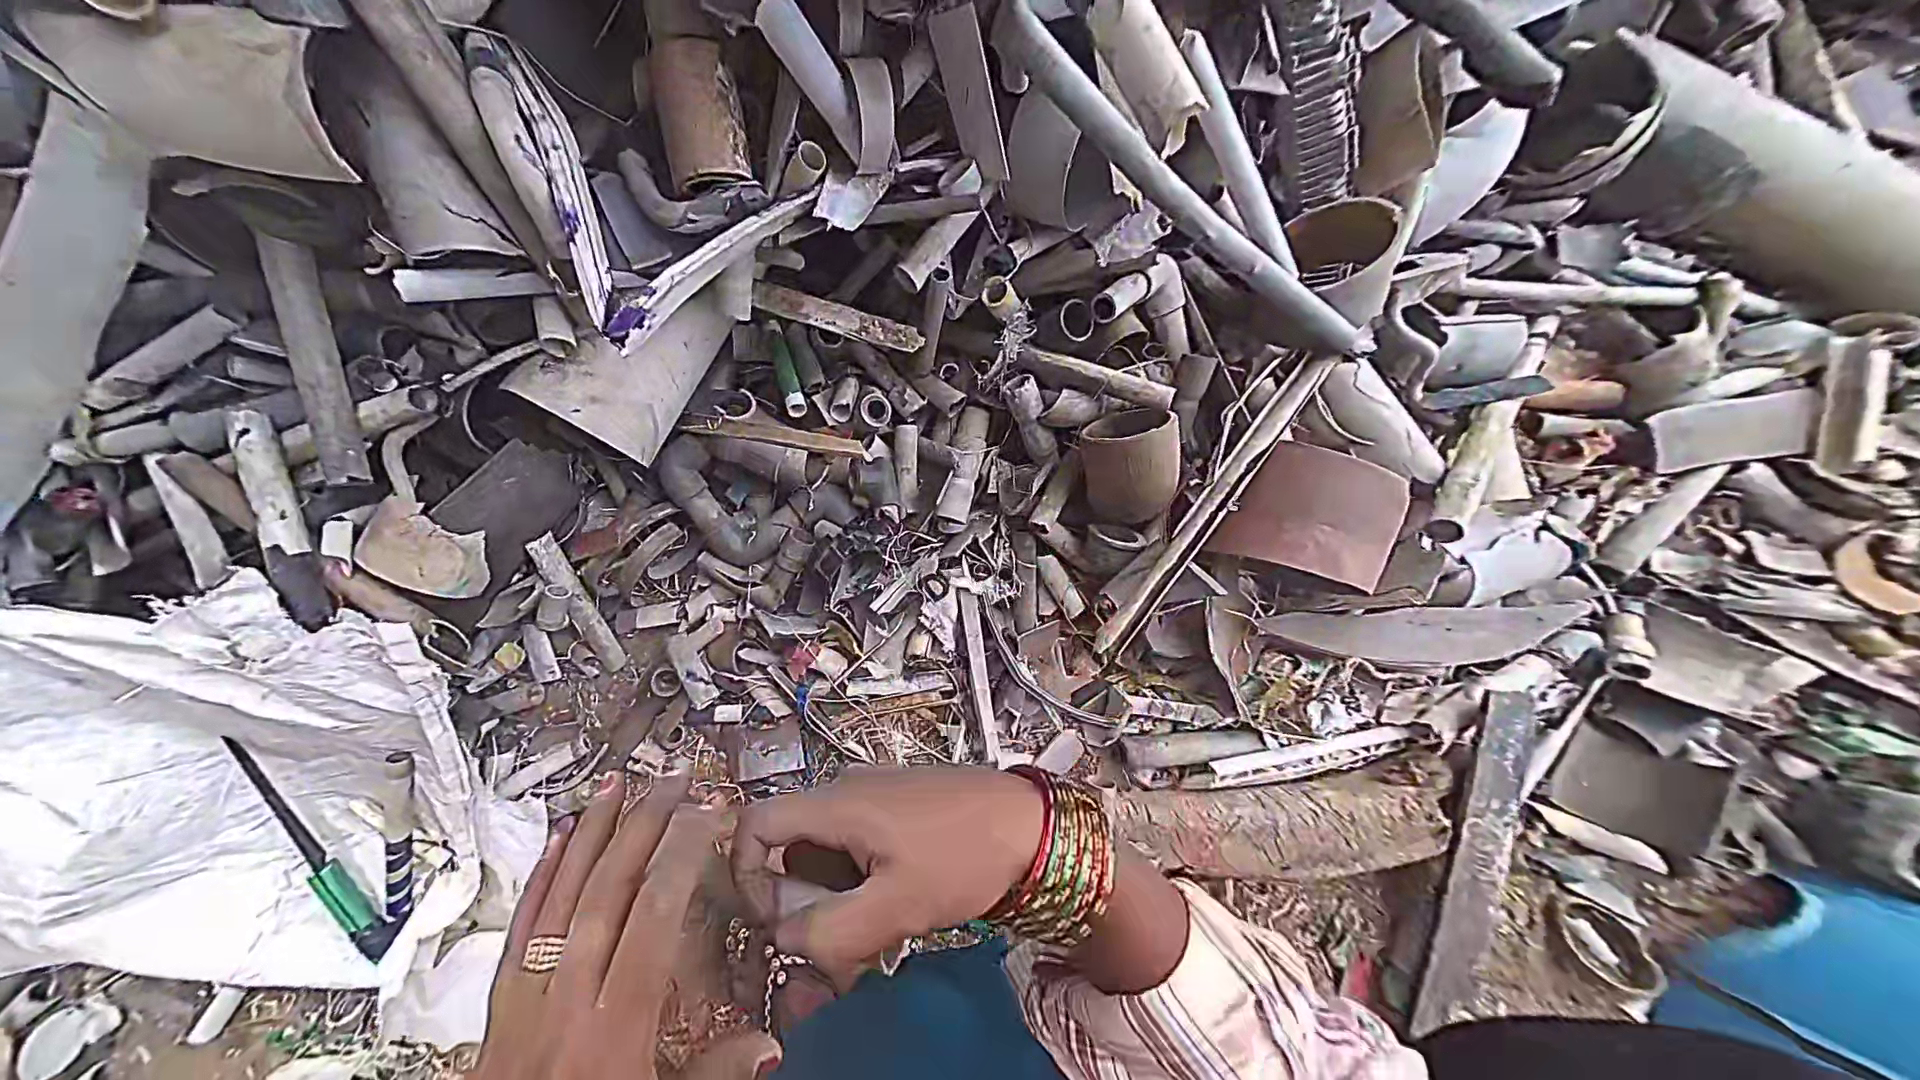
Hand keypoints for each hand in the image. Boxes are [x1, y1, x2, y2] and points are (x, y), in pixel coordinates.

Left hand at [475, 771, 778, 1079]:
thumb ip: (714, 1076)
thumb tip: (770, 1047)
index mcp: (613, 1029)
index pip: (654, 915)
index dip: (684, 853)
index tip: (710, 811)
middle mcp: (567, 1000)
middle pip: (610, 892)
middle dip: (646, 826)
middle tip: (675, 781)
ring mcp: (526, 997)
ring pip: (563, 896)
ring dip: (594, 832)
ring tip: (618, 783)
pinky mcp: (499, 1002)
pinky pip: (521, 926)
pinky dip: (543, 875)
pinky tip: (560, 836)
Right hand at [730, 767, 1042, 987]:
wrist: (1030, 822)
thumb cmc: (966, 856)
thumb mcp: (895, 905)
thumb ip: (827, 928)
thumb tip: (781, 937)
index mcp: (838, 802)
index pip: (755, 823)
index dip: (746, 874)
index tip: (776, 918)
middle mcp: (847, 790)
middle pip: (791, 845)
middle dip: (802, 899)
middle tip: (840, 939)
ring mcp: (874, 795)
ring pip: (825, 851)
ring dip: (835, 896)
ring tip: (877, 926)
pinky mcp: (896, 806)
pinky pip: (855, 844)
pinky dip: (860, 880)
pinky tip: (896, 904)